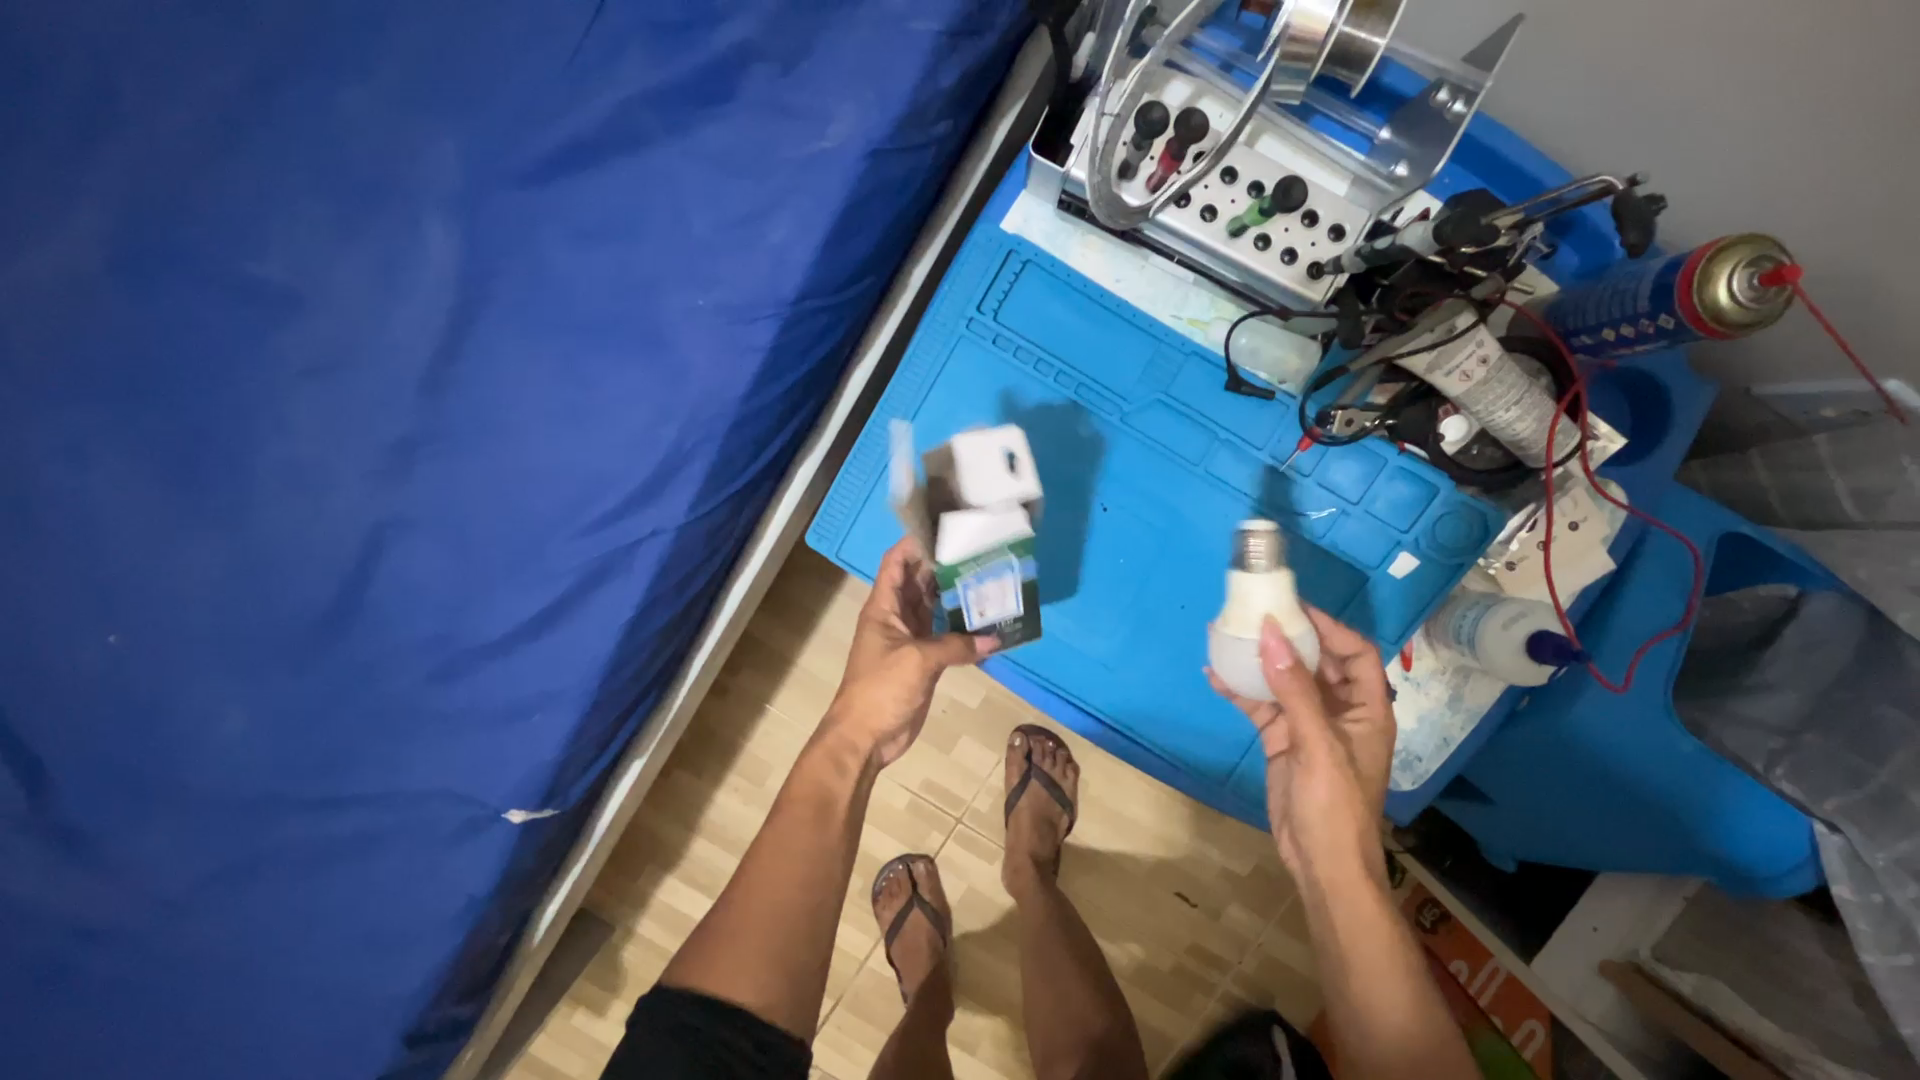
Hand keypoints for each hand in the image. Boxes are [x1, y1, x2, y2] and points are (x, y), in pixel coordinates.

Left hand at [828, 537, 996, 767]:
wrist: (866, 736)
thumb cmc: (881, 688)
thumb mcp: (918, 660)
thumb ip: (956, 645)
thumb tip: (995, 638)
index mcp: (883, 607)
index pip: (896, 563)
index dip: (916, 543)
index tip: (947, 529)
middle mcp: (896, 617)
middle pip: (919, 582)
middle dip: (945, 567)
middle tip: (980, 552)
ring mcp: (909, 639)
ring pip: (934, 608)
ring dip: (956, 597)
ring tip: (989, 579)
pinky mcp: (923, 661)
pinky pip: (944, 637)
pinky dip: (962, 629)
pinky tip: (987, 621)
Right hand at [1208, 609, 1394, 883]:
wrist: (1320, 864)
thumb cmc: (1335, 805)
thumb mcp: (1317, 744)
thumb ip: (1295, 690)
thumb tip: (1272, 635)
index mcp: (1366, 709)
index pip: (1355, 653)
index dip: (1329, 627)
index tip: (1293, 608)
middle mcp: (1339, 710)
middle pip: (1316, 661)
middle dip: (1288, 637)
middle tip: (1254, 613)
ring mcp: (1308, 726)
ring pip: (1283, 680)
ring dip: (1258, 660)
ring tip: (1225, 635)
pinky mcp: (1282, 741)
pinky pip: (1261, 706)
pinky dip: (1239, 690)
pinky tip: (1214, 675)